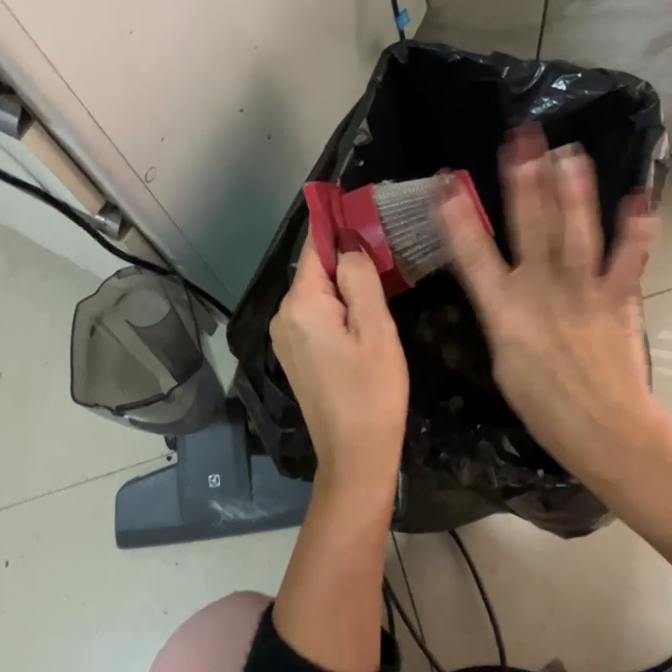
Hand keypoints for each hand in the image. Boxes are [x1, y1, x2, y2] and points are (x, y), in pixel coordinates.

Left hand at [270, 240, 409, 495]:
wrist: (355, 457)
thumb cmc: (372, 392)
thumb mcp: (376, 329)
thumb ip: (360, 278)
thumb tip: (348, 244)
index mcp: (301, 304)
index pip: (315, 247)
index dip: (339, 228)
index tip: (366, 214)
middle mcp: (283, 315)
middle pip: (316, 270)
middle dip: (347, 261)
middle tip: (387, 261)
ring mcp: (285, 337)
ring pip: (318, 294)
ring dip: (345, 288)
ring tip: (382, 291)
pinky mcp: (295, 355)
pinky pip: (315, 315)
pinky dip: (338, 310)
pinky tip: (364, 322)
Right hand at [437, 124, 660, 481]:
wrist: (604, 432)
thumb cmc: (545, 407)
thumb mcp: (504, 362)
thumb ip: (504, 317)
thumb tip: (504, 289)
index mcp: (505, 310)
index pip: (472, 255)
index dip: (456, 217)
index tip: (446, 181)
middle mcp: (541, 291)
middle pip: (531, 229)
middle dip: (524, 182)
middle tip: (522, 140)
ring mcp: (583, 293)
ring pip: (576, 234)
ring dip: (573, 192)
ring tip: (570, 154)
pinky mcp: (618, 300)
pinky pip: (627, 262)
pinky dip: (636, 232)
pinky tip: (641, 200)